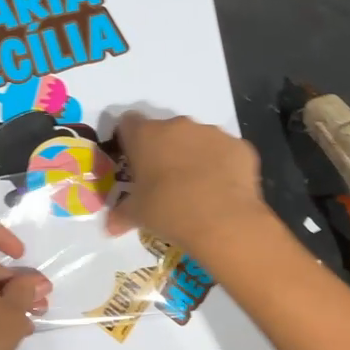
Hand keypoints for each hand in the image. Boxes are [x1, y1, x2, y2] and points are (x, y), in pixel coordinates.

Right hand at [107, 113, 278, 258]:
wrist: (223, 221)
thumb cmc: (168, 210)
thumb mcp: (136, 215)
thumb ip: (120, 214)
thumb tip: (110, 226)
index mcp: (145, 135)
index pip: (128, 123)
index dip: (129, 140)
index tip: (133, 162)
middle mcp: (177, 125)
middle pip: (165, 130)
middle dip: (164, 149)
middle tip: (165, 180)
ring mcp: (211, 133)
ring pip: (197, 139)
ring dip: (194, 155)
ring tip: (197, 187)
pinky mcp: (239, 146)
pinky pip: (224, 151)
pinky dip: (222, 165)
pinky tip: (222, 190)